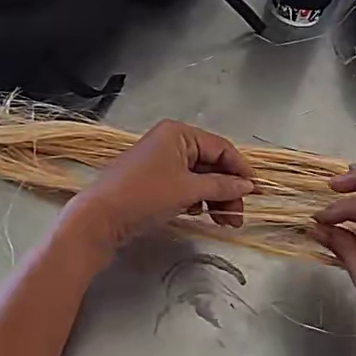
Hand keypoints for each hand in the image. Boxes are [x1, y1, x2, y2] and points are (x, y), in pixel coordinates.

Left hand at [62, 121, 256, 251]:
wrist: (100, 217)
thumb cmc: (144, 196)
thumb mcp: (188, 190)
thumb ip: (222, 186)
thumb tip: (247, 185)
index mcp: (177, 133)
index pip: (221, 148)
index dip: (240, 170)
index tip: (255, 193)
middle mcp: (168, 142)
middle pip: (211, 164)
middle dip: (227, 190)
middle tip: (237, 217)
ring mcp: (159, 161)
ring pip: (198, 177)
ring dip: (214, 198)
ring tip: (223, 222)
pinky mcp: (152, 180)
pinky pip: (183, 186)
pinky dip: (196, 199)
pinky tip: (199, 214)